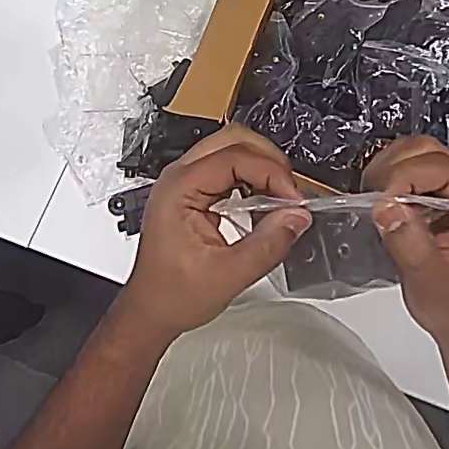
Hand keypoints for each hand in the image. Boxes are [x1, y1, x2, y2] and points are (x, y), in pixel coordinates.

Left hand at [114, 125, 312, 342]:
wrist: (151, 309)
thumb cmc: (172, 293)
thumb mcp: (228, 275)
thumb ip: (267, 245)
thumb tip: (297, 217)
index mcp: (179, 188)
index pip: (234, 157)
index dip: (271, 173)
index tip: (292, 199)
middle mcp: (179, 177)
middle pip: (232, 140)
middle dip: (268, 160)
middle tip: (289, 192)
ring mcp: (185, 181)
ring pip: (231, 149)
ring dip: (261, 168)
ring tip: (279, 200)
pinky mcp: (193, 191)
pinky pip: (228, 168)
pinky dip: (251, 179)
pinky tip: (263, 204)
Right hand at [363, 136, 448, 355]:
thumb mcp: (430, 283)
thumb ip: (410, 244)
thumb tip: (385, 205)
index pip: (443, 169)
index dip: (406, 176)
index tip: (381, 199)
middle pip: (431, 152)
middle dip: (395, 167)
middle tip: (374, 194)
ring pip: (419, 154)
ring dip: (390, 169)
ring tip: (377, 199)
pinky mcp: (438, 199)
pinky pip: (410, 170)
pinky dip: (389, 178)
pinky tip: (382, 203)